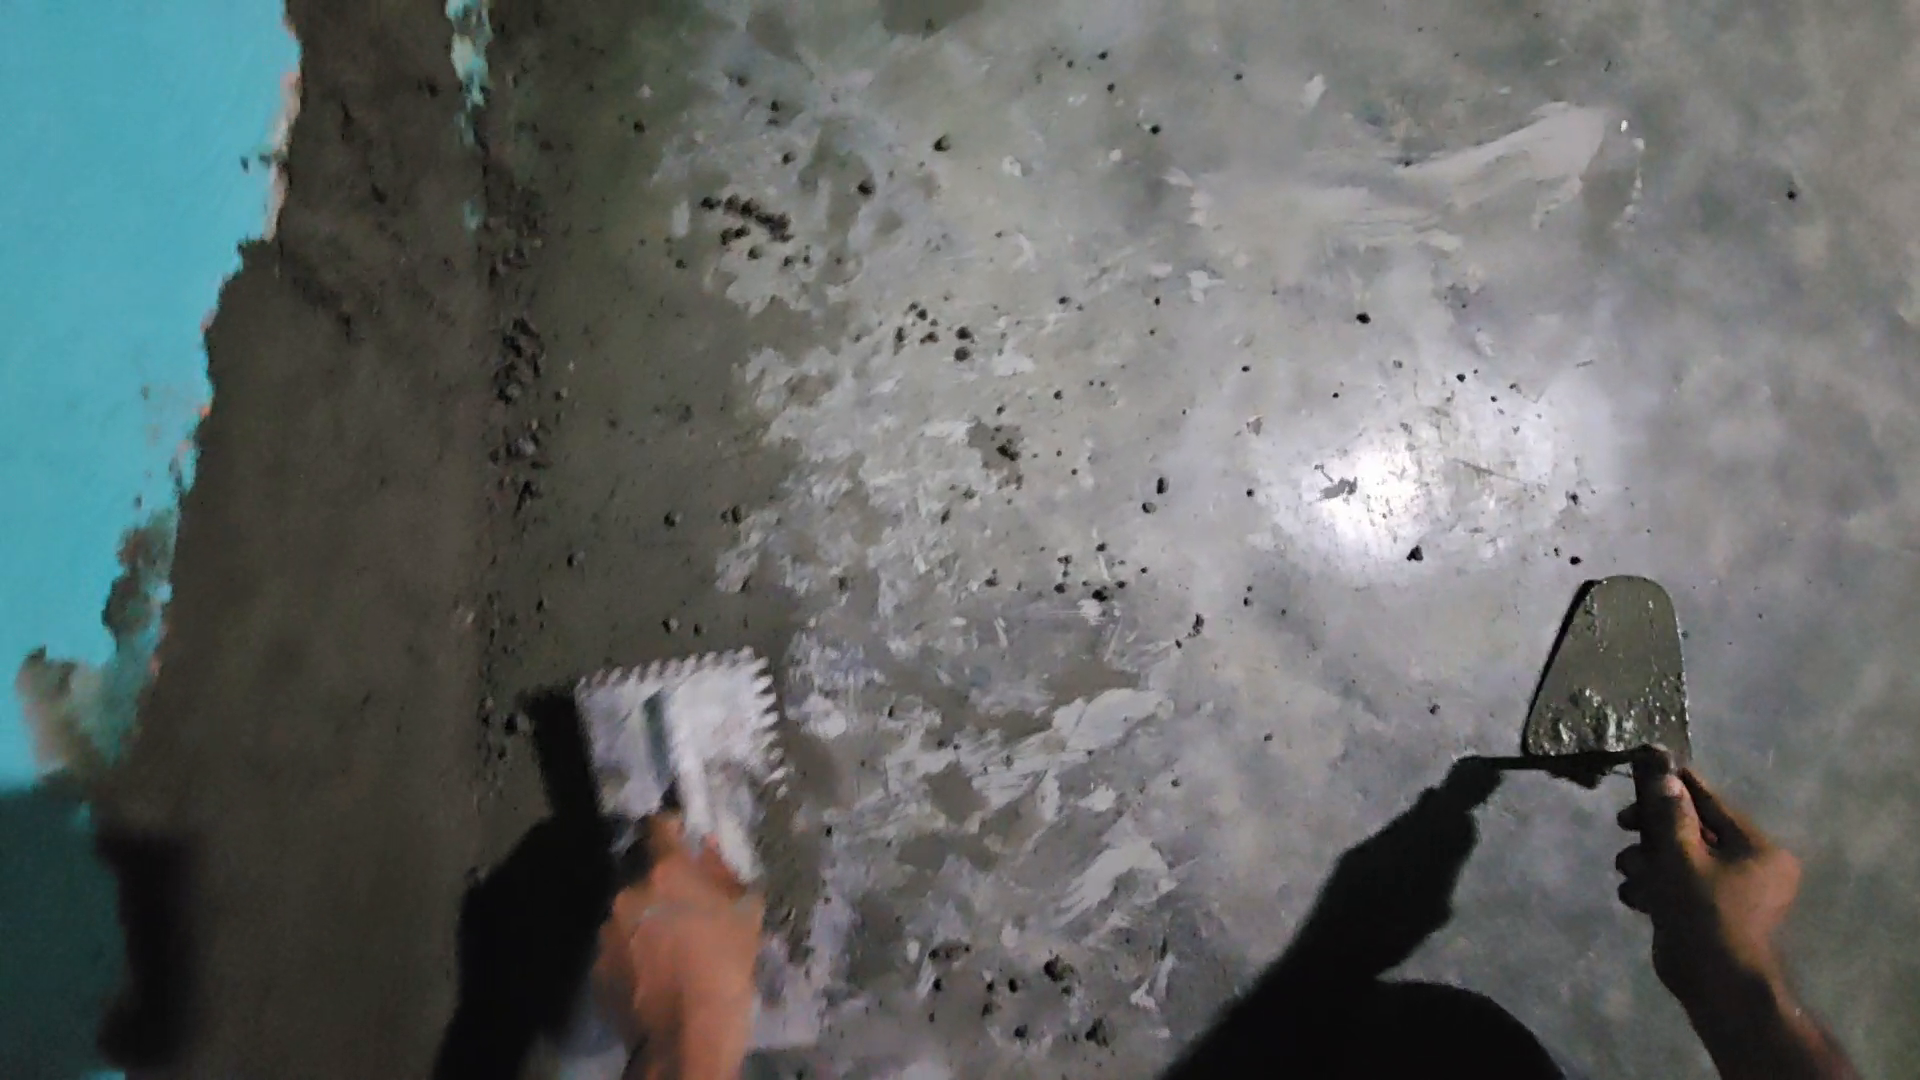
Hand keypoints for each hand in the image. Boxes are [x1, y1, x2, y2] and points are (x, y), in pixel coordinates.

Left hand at [593, 814, 763, 1079]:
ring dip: (643, 917)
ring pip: (628, 911)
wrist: (691, 1029)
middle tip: (681, 903)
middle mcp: (629, 892)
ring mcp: (608, 931)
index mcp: (667, 870)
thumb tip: (707, 847)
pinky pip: (617, 946)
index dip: (670, 826)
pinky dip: (631, 949)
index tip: (679, 832)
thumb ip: (723, 870)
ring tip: (665, 941)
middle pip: (643, 875)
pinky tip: (652, 967)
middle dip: (660, 883)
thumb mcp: (744, 907)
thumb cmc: (727, 958)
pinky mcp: (597, 967)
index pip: (659, 827)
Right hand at [1614, 752, 1853, 1079]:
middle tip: (1624, 825)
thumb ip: (1667, 811)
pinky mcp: (1704, 906)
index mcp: (1757, 849)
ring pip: (1670, 854)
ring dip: (1643, 862)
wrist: (1714, 980)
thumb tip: (1662, 771)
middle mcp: (1749, 865)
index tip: (1643, 756)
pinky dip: (1651, 885)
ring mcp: (1727, 888)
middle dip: (1650, 831)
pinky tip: (1642, 900)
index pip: (1709, 800)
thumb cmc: (1703, 910)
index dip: (1673, 780)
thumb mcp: (1679, 854)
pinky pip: (1670, 879)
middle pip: (1685, 827)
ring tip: (1635, 877)